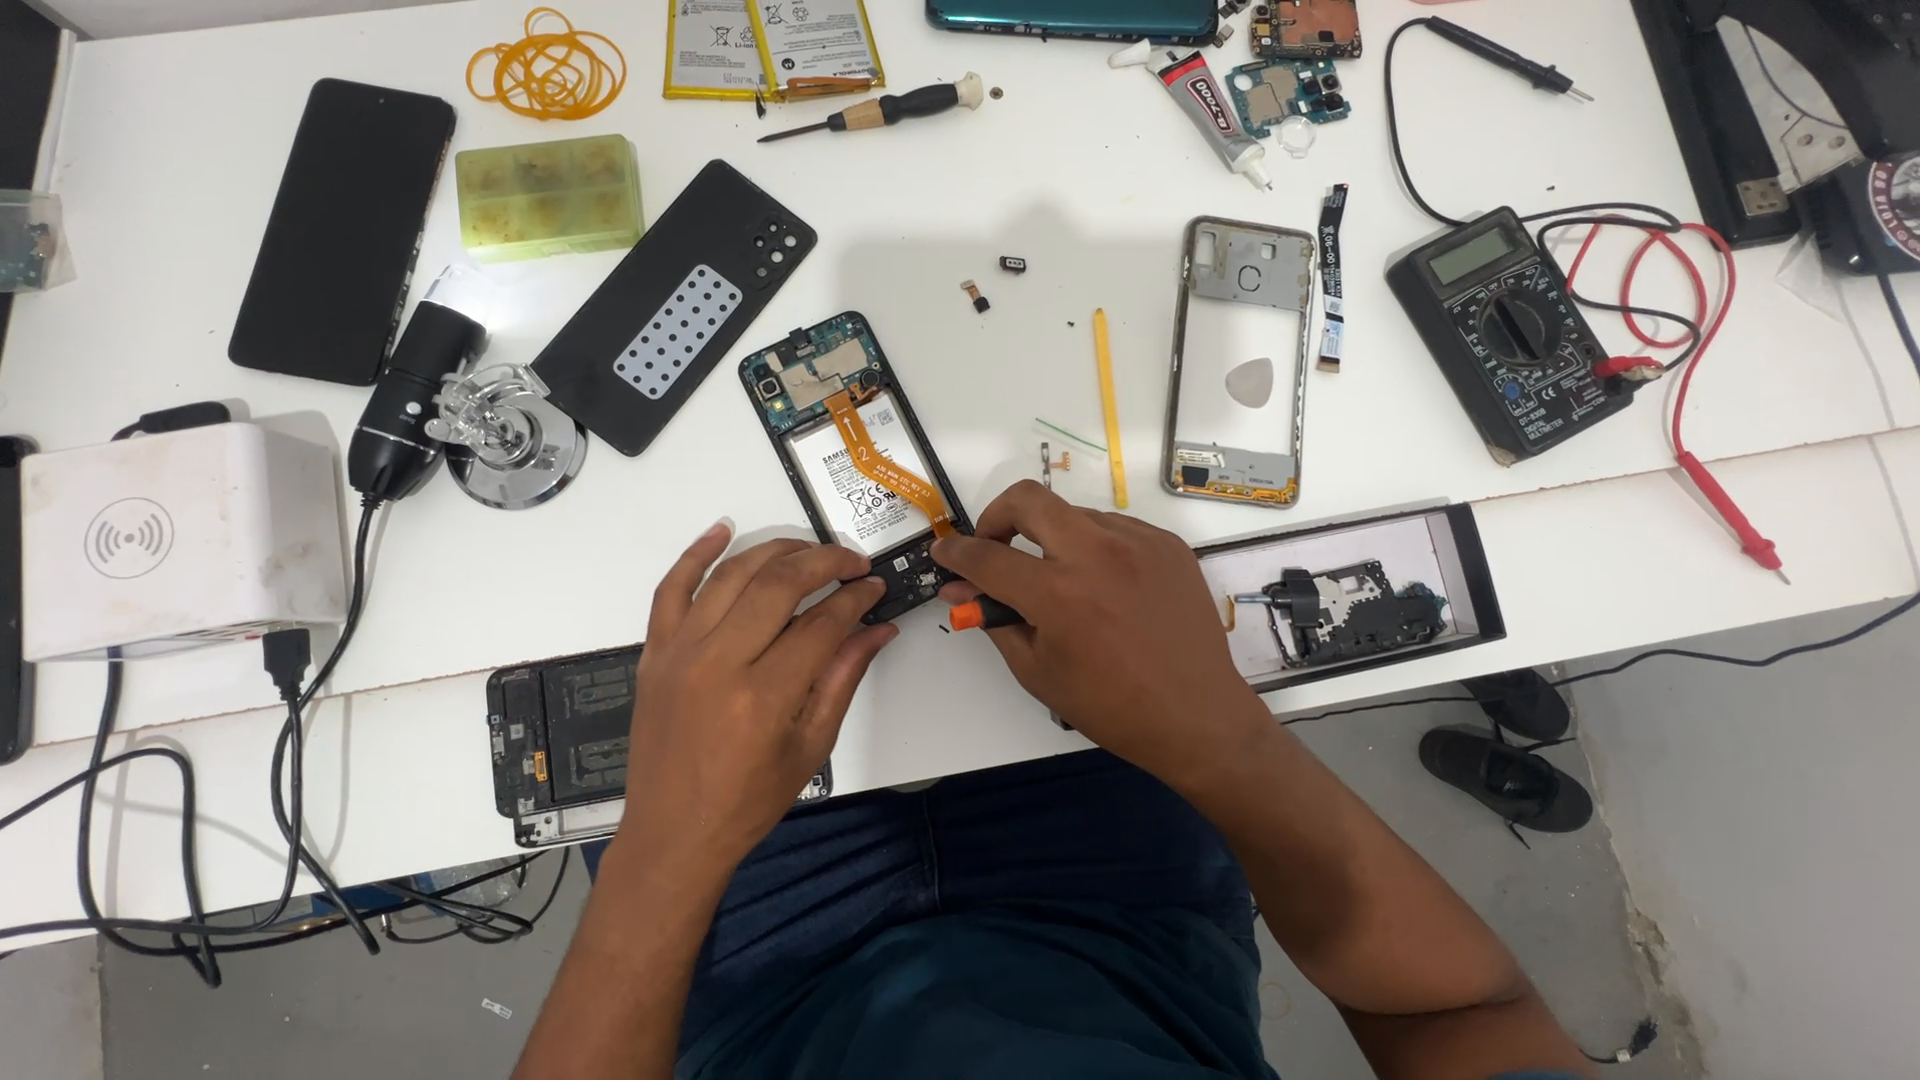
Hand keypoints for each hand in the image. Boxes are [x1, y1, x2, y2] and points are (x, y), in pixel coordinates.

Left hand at [616, 523, 895, 871]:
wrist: (673, 833)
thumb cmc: (748, 801)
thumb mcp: (811, 746)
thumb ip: (843, 678)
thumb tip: (878, 629)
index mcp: (764, 696)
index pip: (822, 623)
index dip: (855, 598)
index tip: (874, 588)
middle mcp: (718, 663)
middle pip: (778, 584)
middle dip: (824, 562)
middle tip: (852, 561)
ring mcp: (679, 653)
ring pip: (731, 575)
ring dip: (774, 551)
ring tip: (808, 549)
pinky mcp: (653, 652)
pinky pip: (670, 588)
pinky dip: (695, 554)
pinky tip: (723, 529)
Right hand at [932, 481, 1271, 790]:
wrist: (1196, 716)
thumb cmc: (1111, 706)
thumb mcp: (1037, 670)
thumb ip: (994, 620)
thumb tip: (961, 591)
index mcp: (1058, 593)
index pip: (987, 557)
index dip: (956, 553)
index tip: (944, 551)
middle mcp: (1097, 553)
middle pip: (1027, 499)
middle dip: (997, 516)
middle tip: (995, 547)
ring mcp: (1138, 543)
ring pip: (1073, 514)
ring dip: (1051, 537)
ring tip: (1061, 581)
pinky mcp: (1167, 544)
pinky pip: (1114, 529)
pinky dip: (1094, 548)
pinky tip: (1103, 586)